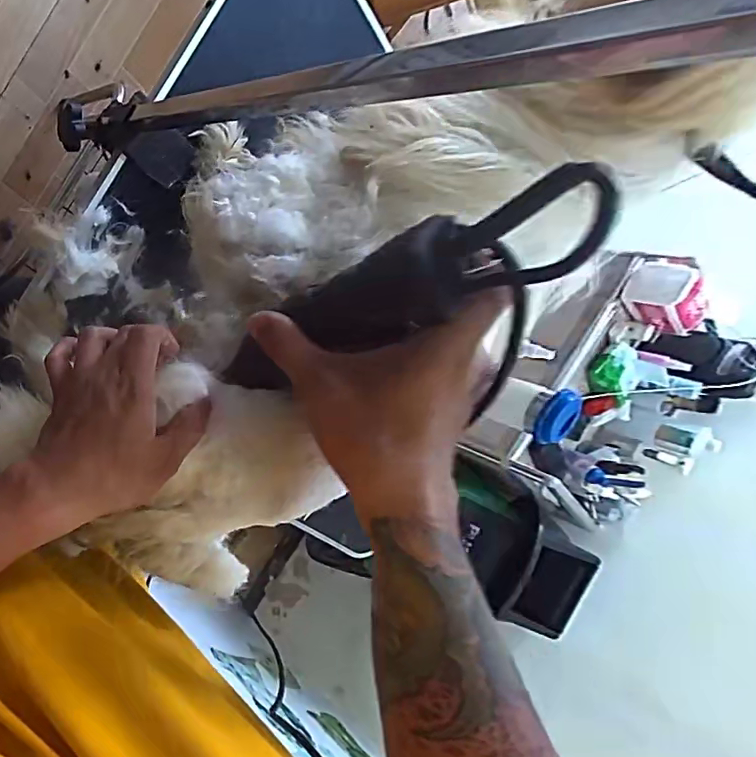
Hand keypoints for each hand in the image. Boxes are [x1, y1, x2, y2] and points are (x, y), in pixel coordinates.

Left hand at [9, 324, 211, 533]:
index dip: (163, 336)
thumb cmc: (115, 475)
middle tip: (156, 362)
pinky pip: (59, 354)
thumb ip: (189, 427)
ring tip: (123, 357)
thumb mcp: (164, 460)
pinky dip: (71, 347)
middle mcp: (104, 372)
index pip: (146, 335)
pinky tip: (82, 356)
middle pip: (123, 333)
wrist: (58, 488)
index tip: (173, 358)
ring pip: (92, 335)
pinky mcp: (58, 390)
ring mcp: (77, 378)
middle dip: (144, 338)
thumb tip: (205, 401)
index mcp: (134, 385)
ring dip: (112, 338)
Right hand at [246, 291, 508, 524]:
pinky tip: (391, 360)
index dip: (481, 266)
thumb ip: (291, 347)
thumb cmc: (373, 436)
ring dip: (432, 329)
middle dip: (440, 294)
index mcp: (451, 343)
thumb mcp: (322, 386)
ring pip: (459, 343)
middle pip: (470, 312)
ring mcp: (466, 389)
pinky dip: (428, 357)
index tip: (447, 253)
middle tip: (398, 281)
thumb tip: (261, 318)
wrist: (401, 504)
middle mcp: (470, 361)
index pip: (494, 289)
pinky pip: (449, 368)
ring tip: (391, 315)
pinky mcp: (455, 410)